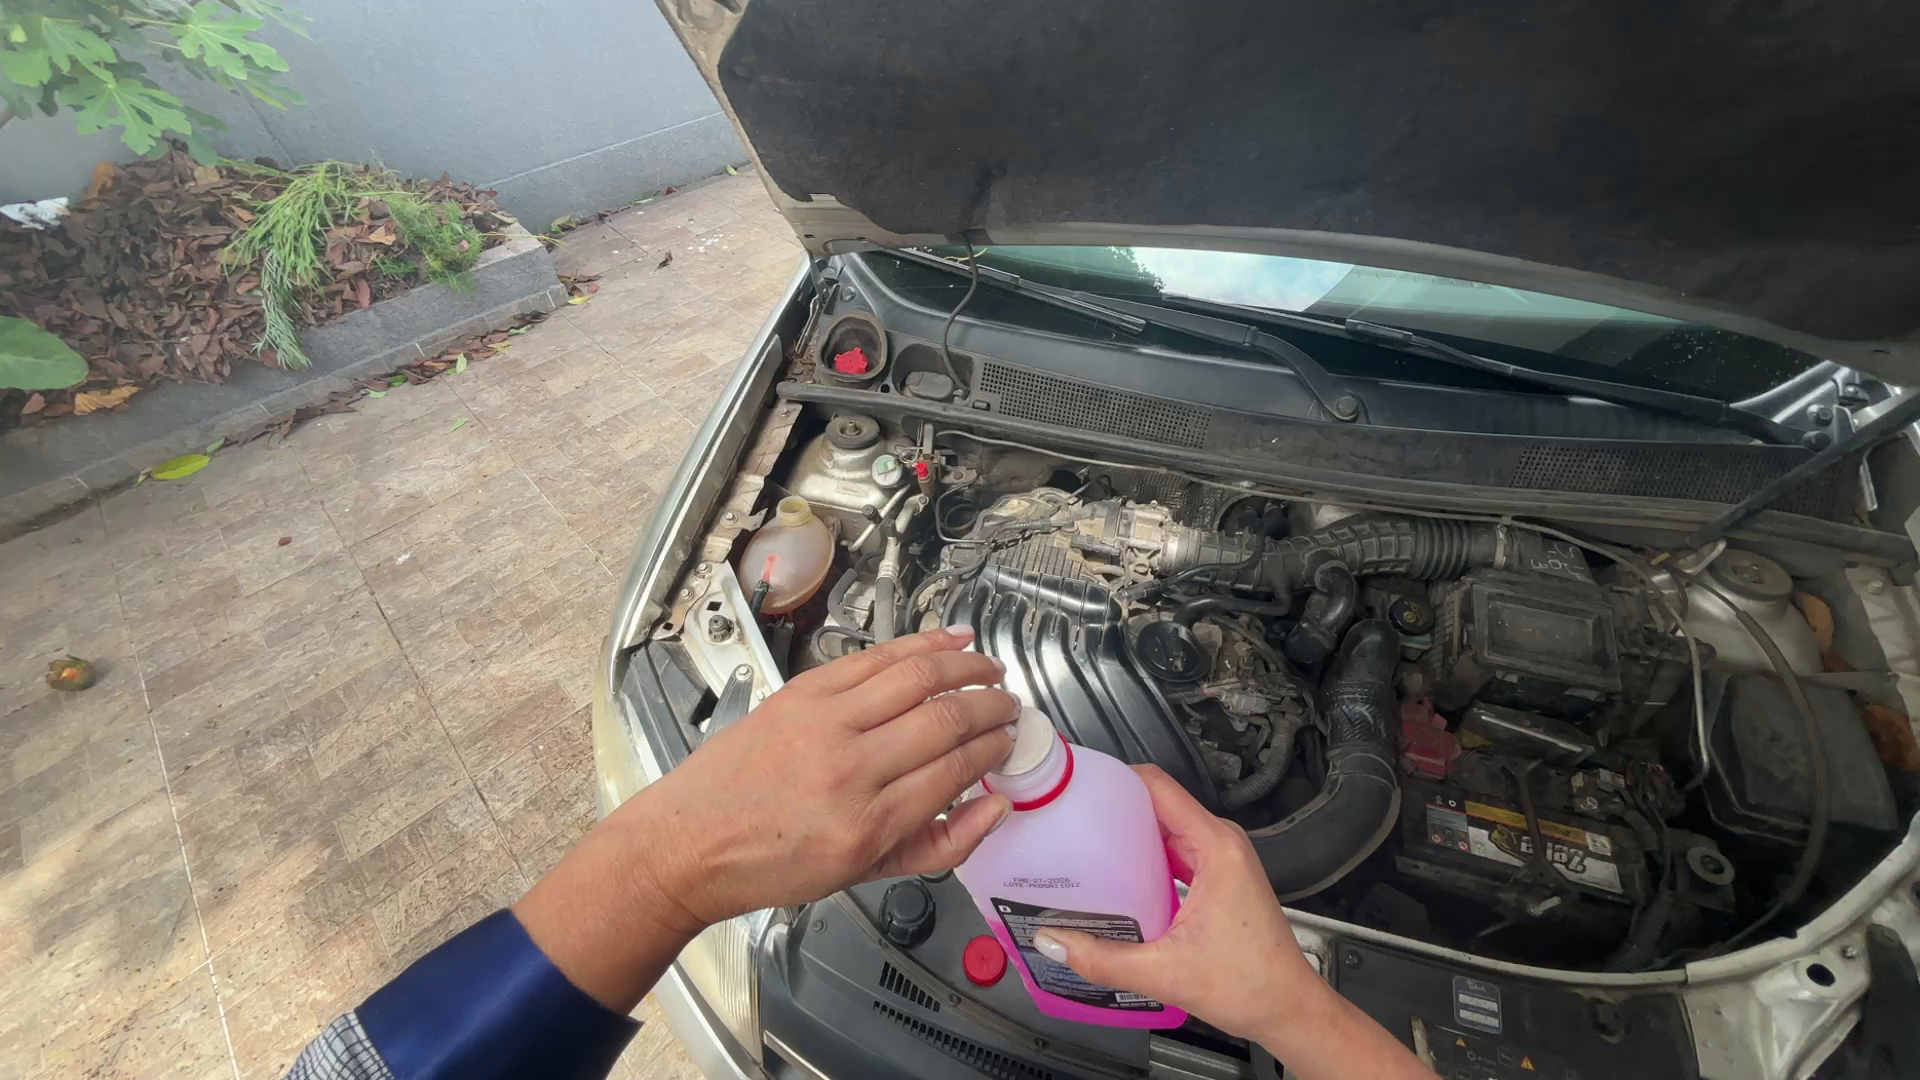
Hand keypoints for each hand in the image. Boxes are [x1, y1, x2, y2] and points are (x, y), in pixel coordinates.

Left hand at [616, 624, 1020, 932]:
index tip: (1008, 739)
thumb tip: (996, 805)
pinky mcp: (804, 690)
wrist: (692, 839)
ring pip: (916, 677)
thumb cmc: (776, 863)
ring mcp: (825, 721)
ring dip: (965, 666)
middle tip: (1009, 704)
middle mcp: (850, 767)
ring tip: (990, 667)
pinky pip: (875, 657)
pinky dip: (919, 644)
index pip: (955, 770)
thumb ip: (941, 844)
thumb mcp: (864, 875)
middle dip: (991, 706)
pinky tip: (949, 640)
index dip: (994, 748)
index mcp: (868, 824)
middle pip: (944, 719)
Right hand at [1029, 764, 1320, 1038]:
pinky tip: (1118, 870)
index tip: (1082, 783)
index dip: (1117, 778)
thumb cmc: (1251, 987)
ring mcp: (1220, 853)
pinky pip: (1173, 842)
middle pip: (1157, 799)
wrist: (1291, 1011)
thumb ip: (1104, 959)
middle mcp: (1220, 840)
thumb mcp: (1167, 973)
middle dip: (1114, 803)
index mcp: (1215, 845)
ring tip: (1086, 840)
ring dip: (1128, 827)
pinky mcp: (1217, 869)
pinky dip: (1144, 848)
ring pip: (1164, 821)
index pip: (1158, 785)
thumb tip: (1055, 940)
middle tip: (1072, 816)